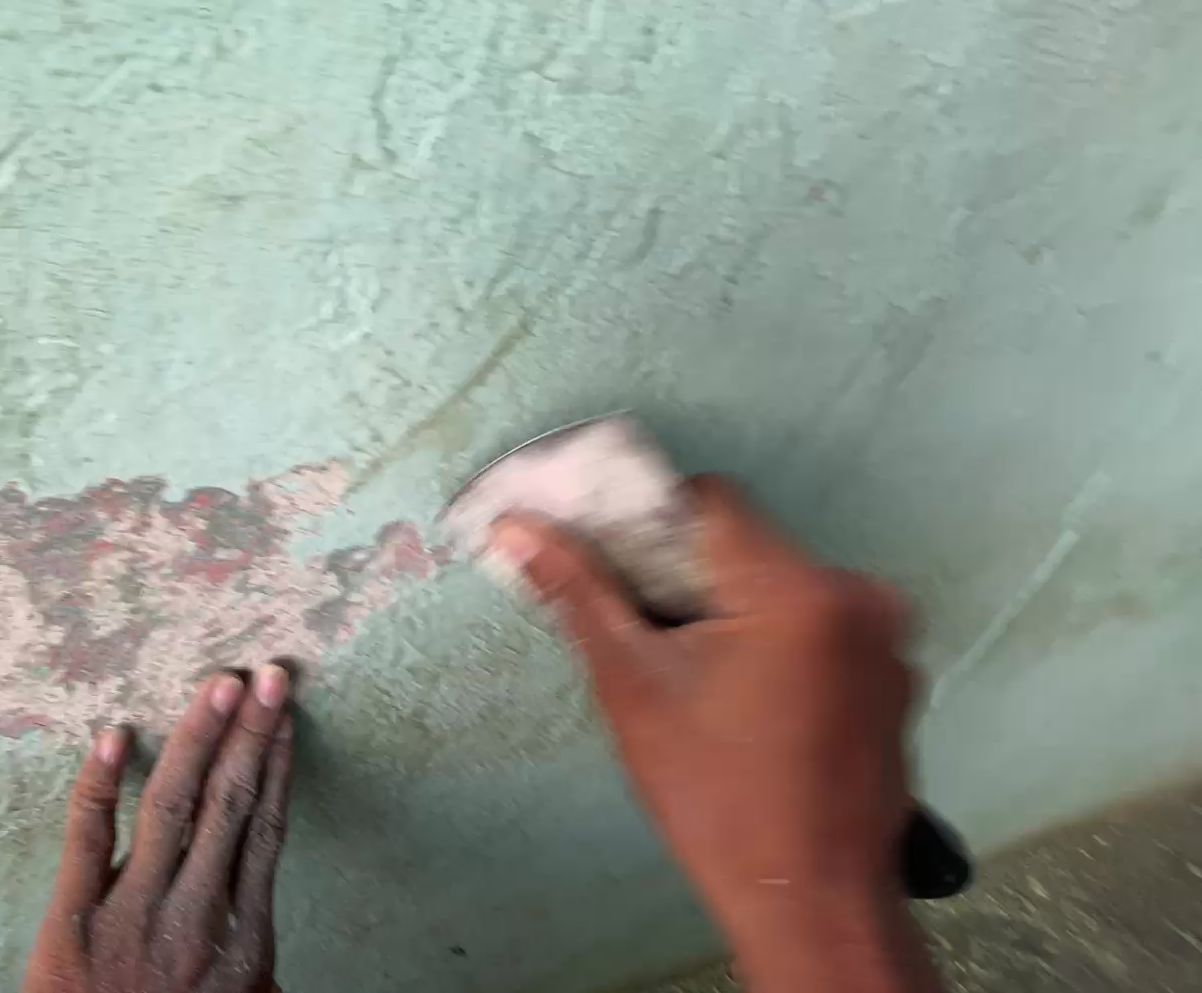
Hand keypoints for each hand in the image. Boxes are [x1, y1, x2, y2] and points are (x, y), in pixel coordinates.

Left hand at [23, 667, 295, 992]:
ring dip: (198, 738)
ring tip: (218, 686)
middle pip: (231, 803)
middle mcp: (195, 916)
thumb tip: (276, 928)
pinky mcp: (71, 920)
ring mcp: (132, 913)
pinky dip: (99, 781)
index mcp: (241, 938)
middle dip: (251, 733)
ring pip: (172, 806)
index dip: (277, 764)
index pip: (266, 828)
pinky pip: (86, 836)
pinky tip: (116, 733)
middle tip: (267, 674)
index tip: (285, 714)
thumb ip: (259, 962)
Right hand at [490, 475, 939, 991]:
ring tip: (675, 656)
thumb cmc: (710, 789)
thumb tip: (513, 525)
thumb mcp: (628, 679)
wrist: (810, 905)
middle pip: (739, 540)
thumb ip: (574, 587)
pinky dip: (756, 629)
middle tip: (629, 617)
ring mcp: (885, 639)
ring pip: (769, 579)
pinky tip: (728, 686)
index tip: (605, 559)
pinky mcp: (890, 673)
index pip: (707, 499)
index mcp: (796, 590)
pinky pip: (806, 617)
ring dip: (714, 599)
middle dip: (674, 567)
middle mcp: (859, 597)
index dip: (643, 517)